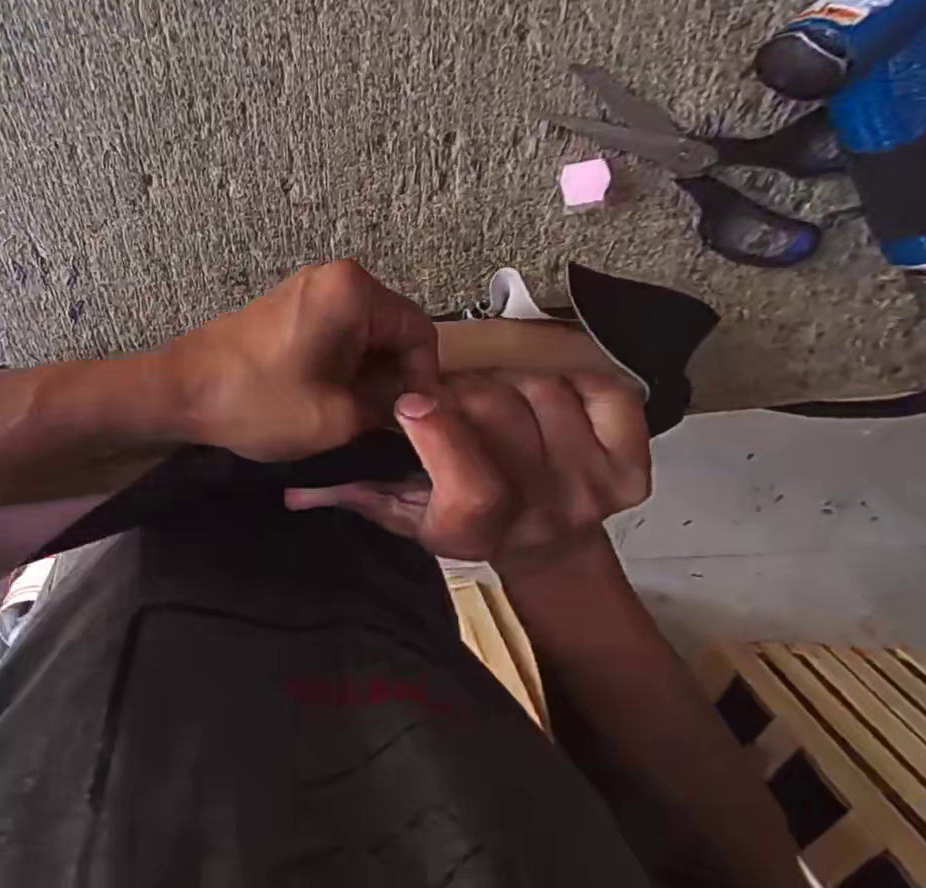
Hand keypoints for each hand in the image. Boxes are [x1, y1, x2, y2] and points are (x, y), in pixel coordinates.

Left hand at [163, 260, 439, 461]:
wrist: (180, 390)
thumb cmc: (258, 402)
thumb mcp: (336, 418)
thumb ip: (387, 407)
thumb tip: (409, 404)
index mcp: (353, 292)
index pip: (419, 332)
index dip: (422, 379)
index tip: (411, 418)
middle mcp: (335, 277)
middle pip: (392, 329)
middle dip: (391, 376)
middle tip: (381, 421)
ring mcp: (308, 289)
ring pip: (364, 333)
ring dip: (366, 373)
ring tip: (352, 413)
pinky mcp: (288, 305)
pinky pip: (336, 331)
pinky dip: (342, 363)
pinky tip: (328, 396)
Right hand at [284, 370, 650, 567]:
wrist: (544, 542)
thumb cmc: (463, 518)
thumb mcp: (403, 514)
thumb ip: (354, 493)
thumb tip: (293, 491)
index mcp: (480, 532)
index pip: (473, 490)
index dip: (442, 434)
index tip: (411, 400)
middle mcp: (544, 515)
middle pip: (501, 413)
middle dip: (463, 391)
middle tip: (451, 396)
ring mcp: (594, 491)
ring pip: (543, 392)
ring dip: (509, 384)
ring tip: (494, 402)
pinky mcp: (632, 467)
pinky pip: (604, 394)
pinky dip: (574, 383)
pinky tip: (549, 401)